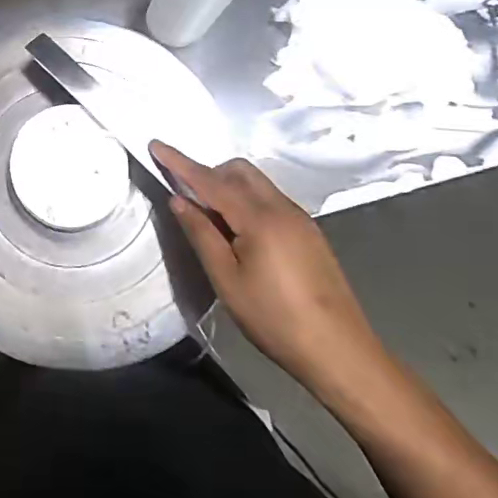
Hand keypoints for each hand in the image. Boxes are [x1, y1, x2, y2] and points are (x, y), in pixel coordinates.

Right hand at [153, 141, 386, 395]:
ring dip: (229, 186)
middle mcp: (282, 207)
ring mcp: (300, 219)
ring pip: (257, 183)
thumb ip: (201, 234)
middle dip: (209, 172)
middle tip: (187, 196)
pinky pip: (271, 199)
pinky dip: (248, 201)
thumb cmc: (275, 320)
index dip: (180, 163)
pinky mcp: (310, 233)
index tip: (155, 144)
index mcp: (259, 217)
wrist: (341, 353)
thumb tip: (179, 200)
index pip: (210, 180)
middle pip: (239, 170)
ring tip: (213, 220)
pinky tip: (242, 233)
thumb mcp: (227, 281)